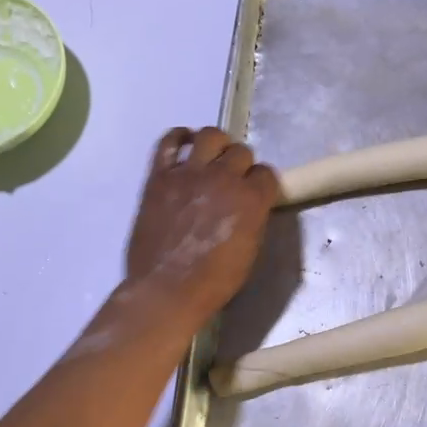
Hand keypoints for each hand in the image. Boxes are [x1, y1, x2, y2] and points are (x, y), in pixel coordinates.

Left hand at [125, 127, 279, 320]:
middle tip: (231, 180)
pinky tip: (185, 144)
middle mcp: (223, 178)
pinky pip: (168, 141)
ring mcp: (189, 173)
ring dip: (216, 145)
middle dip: (241, 164)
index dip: (261, 183)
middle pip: (241, 151)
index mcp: (251, 199)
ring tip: (211, 159)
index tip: (254, 193)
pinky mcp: (160, 176)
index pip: (266, 173)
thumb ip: (253, 218)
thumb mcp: (250, 251)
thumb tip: (249, 204)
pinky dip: (179, 137)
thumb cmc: (214, 282)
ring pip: (210, 136)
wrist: (167, 290)